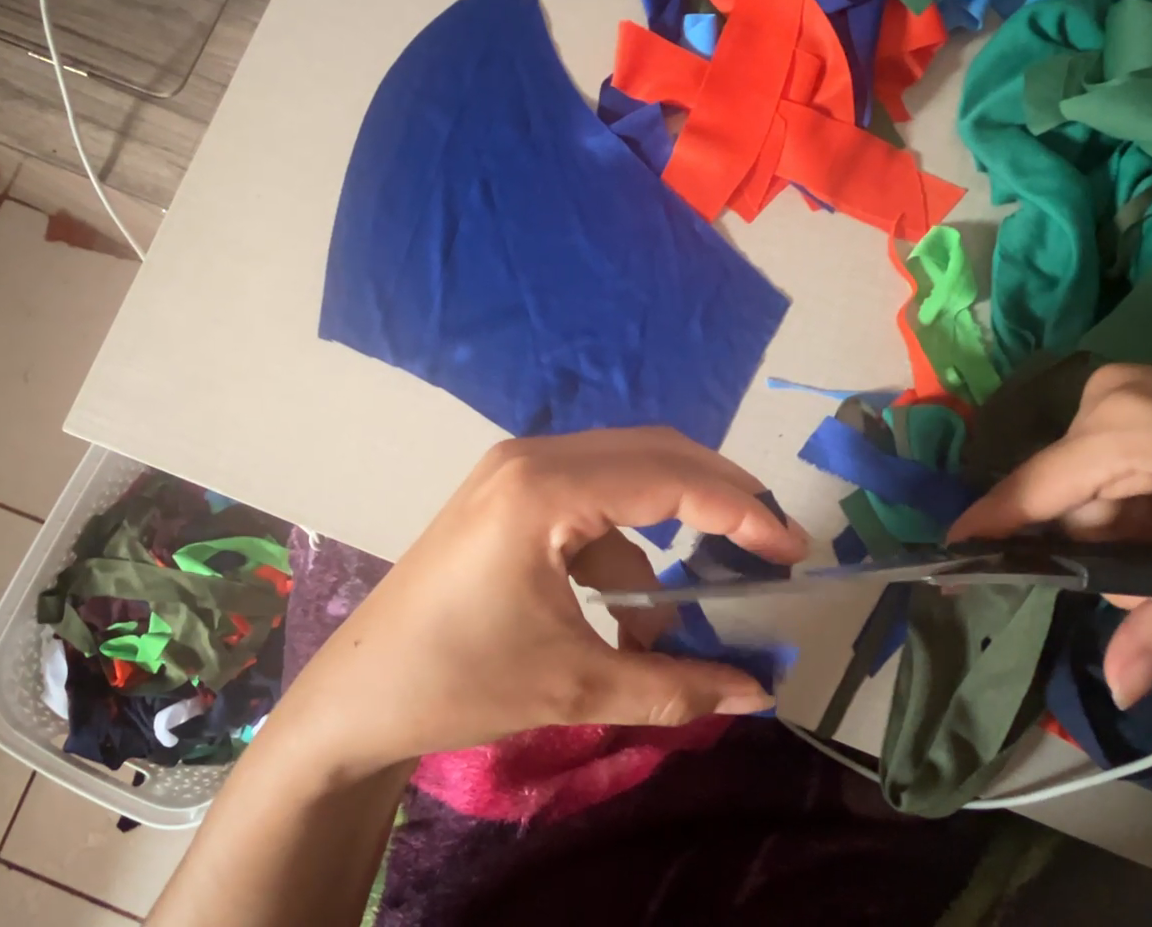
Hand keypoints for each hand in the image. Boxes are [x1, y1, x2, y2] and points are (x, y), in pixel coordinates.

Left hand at [270, 428, 806, 779]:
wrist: (357, 696)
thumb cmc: (459, 684)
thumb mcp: (577, 686)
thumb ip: (677, 687)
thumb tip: (759, 694)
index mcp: (545, 489)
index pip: (670, 479)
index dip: (742, 510)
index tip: (794, 549)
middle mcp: (533, 458)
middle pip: (654, 455)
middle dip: (720, 497)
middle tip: (773, 545)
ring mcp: (516, 471)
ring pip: (625, 473)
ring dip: (672, 525)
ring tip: (707, 587)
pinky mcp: (508, 495)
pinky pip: (592, 501)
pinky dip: (627, 545)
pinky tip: (632, 607)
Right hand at [948, 364, 1151, 705]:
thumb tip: (1118, 691)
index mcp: (1130, 426)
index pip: (1036, 487)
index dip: (989, 527)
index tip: (942, 563)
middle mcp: (1114, 397)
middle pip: (1067, 496)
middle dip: (1096, 551)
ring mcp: (1130, 392)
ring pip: (1089, 486)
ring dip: (1122, 534)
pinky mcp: (1147, 399)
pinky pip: (1111, 467)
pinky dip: (1136, 509)